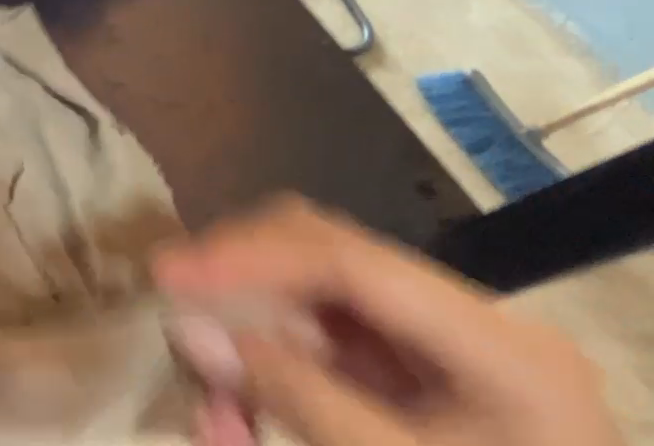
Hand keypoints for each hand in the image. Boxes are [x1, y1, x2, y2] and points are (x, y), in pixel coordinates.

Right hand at [155, 196, 621, 445]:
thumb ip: (295, 396)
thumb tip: (188, 331)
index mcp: (499, 343)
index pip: (347, 260)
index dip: (245, 257)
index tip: (163, 273)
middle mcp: (466, 316)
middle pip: (321, 252)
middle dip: (235, 279)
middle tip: (168, 298)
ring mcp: (435, 337)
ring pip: (306, 289)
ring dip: (244, 328)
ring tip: (209, 395)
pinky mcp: (408, 363)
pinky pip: (313, 334)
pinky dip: (266, 361)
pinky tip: (238, 412)